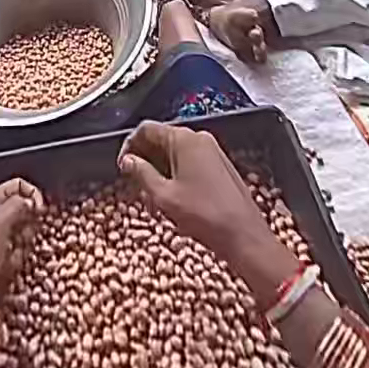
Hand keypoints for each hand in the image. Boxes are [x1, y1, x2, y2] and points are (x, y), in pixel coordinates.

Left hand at [0, 178, 44, 302]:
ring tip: (12, 254)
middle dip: (28, 224)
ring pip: (24, 233)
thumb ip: (18, 204)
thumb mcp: (0, 220)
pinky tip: (10, 266)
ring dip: (23, 244)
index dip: (32, 195)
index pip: (18, 186)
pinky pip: (20, 252)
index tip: (40, 210)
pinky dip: (18, 259)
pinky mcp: (1, 257)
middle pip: (24, 211)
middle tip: (21, 235)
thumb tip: (33, 200)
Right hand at [117, 122, 294, 291]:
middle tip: (135, 185)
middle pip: (161, 139)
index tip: (122, 167)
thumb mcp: (164, 196)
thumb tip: (128, 161)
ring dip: (160, 170)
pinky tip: (173, 199)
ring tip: (153, 198)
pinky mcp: (220, 167)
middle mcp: (199, 138)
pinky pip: (190, 162)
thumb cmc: (204, 216)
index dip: (129, 146)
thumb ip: (141, 173)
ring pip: (175, 153)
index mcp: (184, 139)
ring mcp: (212, 152)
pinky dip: (176, 175)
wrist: (246, 238)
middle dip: (145, 160)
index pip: (146, 129)